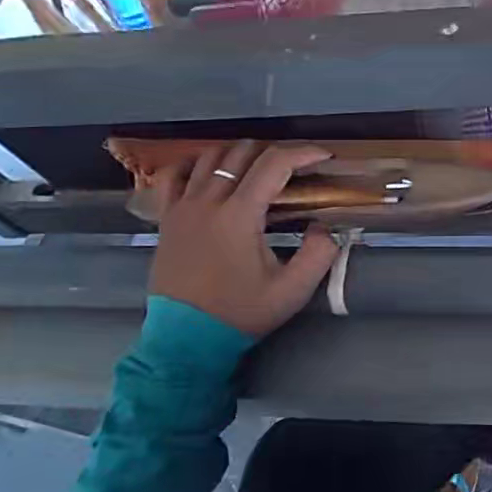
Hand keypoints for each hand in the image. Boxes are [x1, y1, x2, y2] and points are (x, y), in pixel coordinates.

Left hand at [142, 141, 339, 335]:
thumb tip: (324, 227)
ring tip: (256, 168)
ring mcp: (182, 206)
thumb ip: (319, 255)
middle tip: (294, 169)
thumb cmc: (240, 313)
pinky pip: (172, 175)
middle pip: (242, 153)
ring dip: (238, 155)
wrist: (185, 339)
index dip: (303, 153)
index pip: (275, 164)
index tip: (323, 156)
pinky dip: (193, 164)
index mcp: (240, 214)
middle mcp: (209, 200)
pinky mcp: (166, 218)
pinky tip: (206, 171)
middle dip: (273, 152)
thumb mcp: (291, 291)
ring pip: (209, 157)